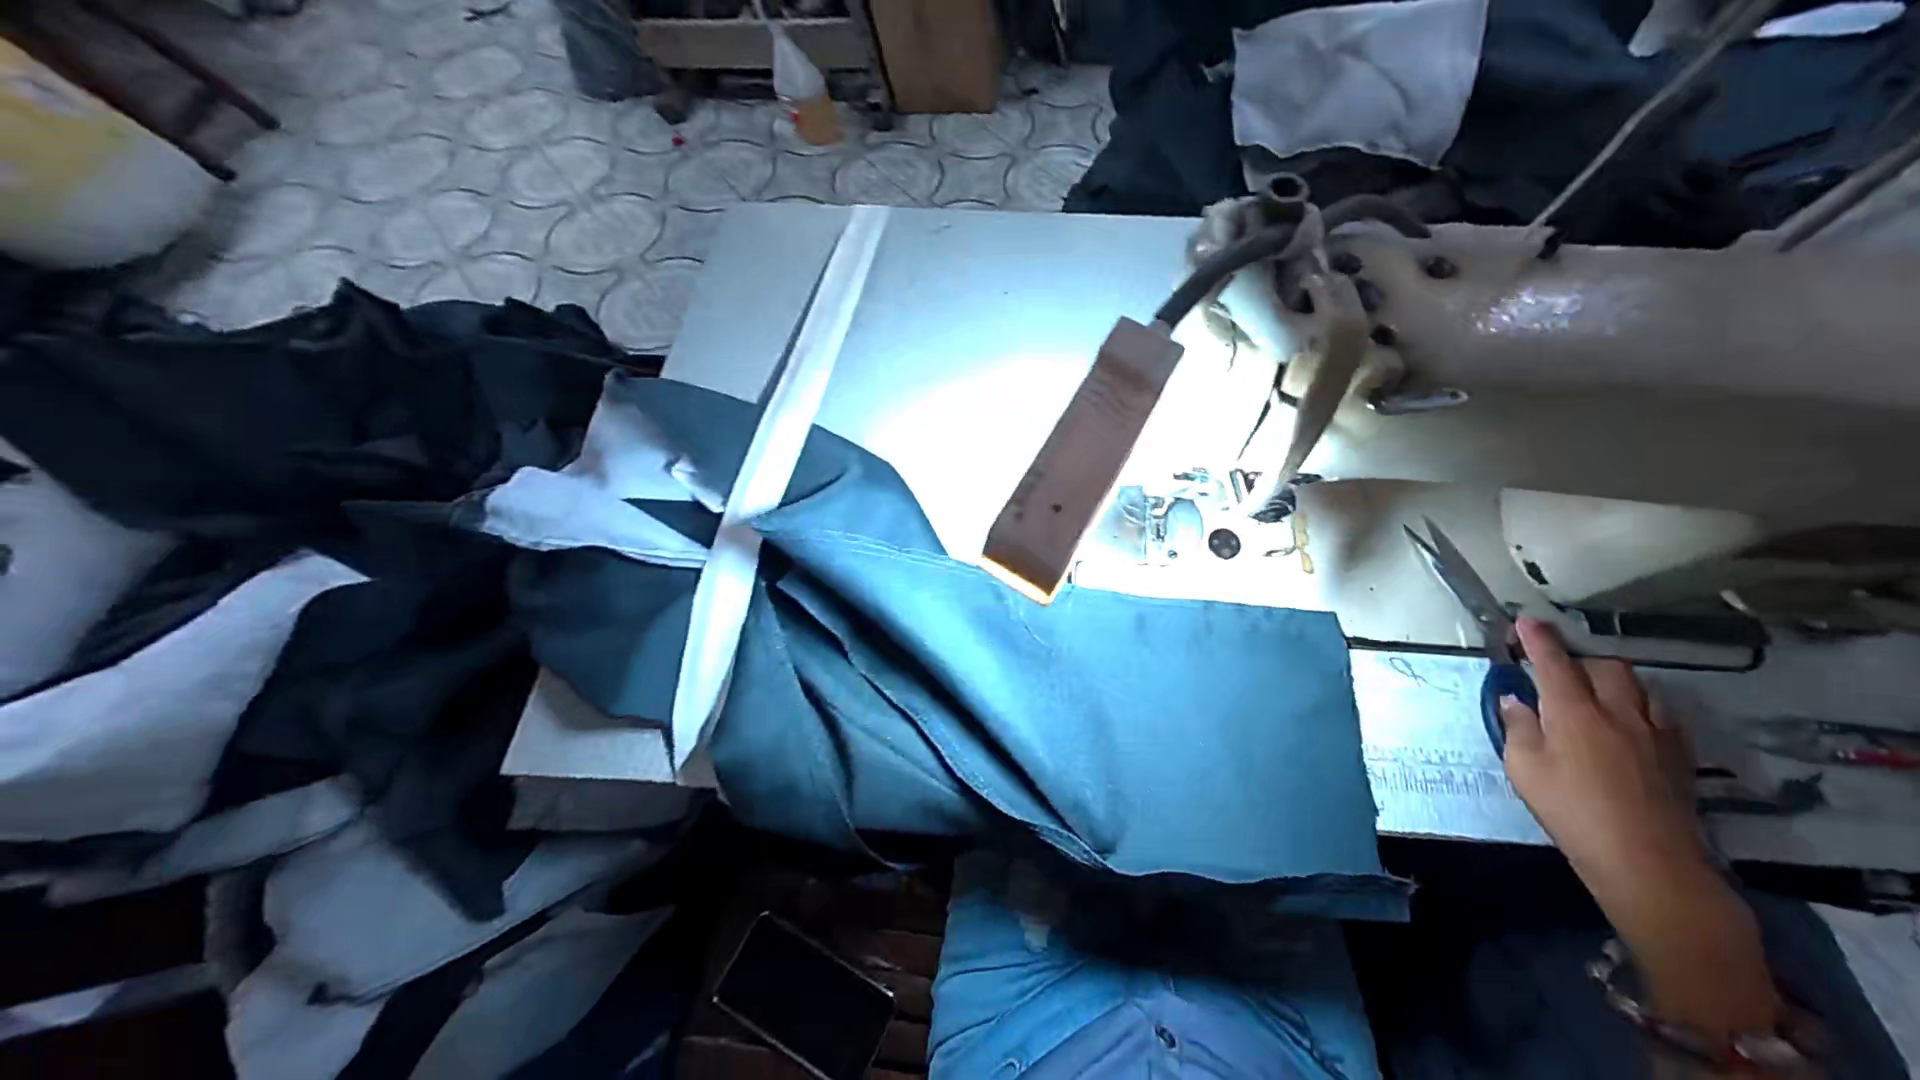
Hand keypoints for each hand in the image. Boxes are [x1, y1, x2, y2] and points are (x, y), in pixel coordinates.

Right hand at [1497, 617, 1702, 893]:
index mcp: (1573, 713)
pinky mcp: (1679, 754)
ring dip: (1614, 680)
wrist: (1646, 860)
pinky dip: (1642, 706)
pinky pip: (1662, 712)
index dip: (1538, 639)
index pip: (1553, 662)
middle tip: (1559, 672)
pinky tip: (1631, 722)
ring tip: (1597, 694)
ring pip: (1639, 685)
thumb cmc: (1570, 811)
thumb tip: (1517, 700)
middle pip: (1604, 666)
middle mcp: (1617, 712)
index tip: (1526, 621)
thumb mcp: (1523, 769)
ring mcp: (1655, 732)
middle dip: (1580, 659)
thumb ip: (1518, 728)